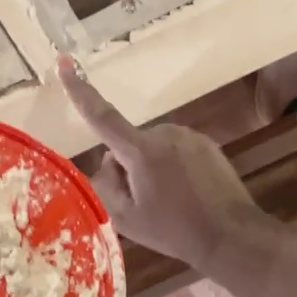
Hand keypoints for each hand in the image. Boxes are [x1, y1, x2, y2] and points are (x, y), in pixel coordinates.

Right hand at [59, 56, 270, 266]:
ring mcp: (190, 137)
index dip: (80, 91)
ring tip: (171, 202)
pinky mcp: (207, 145)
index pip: (102, 117)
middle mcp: (166, 134)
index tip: (64, 62)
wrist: (231, 234)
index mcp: (142, 151)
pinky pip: (177, 151)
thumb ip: (107, 186)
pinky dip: (175, 168)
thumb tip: (109, 162)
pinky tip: (188, 195)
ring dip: (154, 168)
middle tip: (145, 202)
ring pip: (154, 148)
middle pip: (131, 144)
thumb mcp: (127, 219)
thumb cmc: (176, 231)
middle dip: (130, 167)